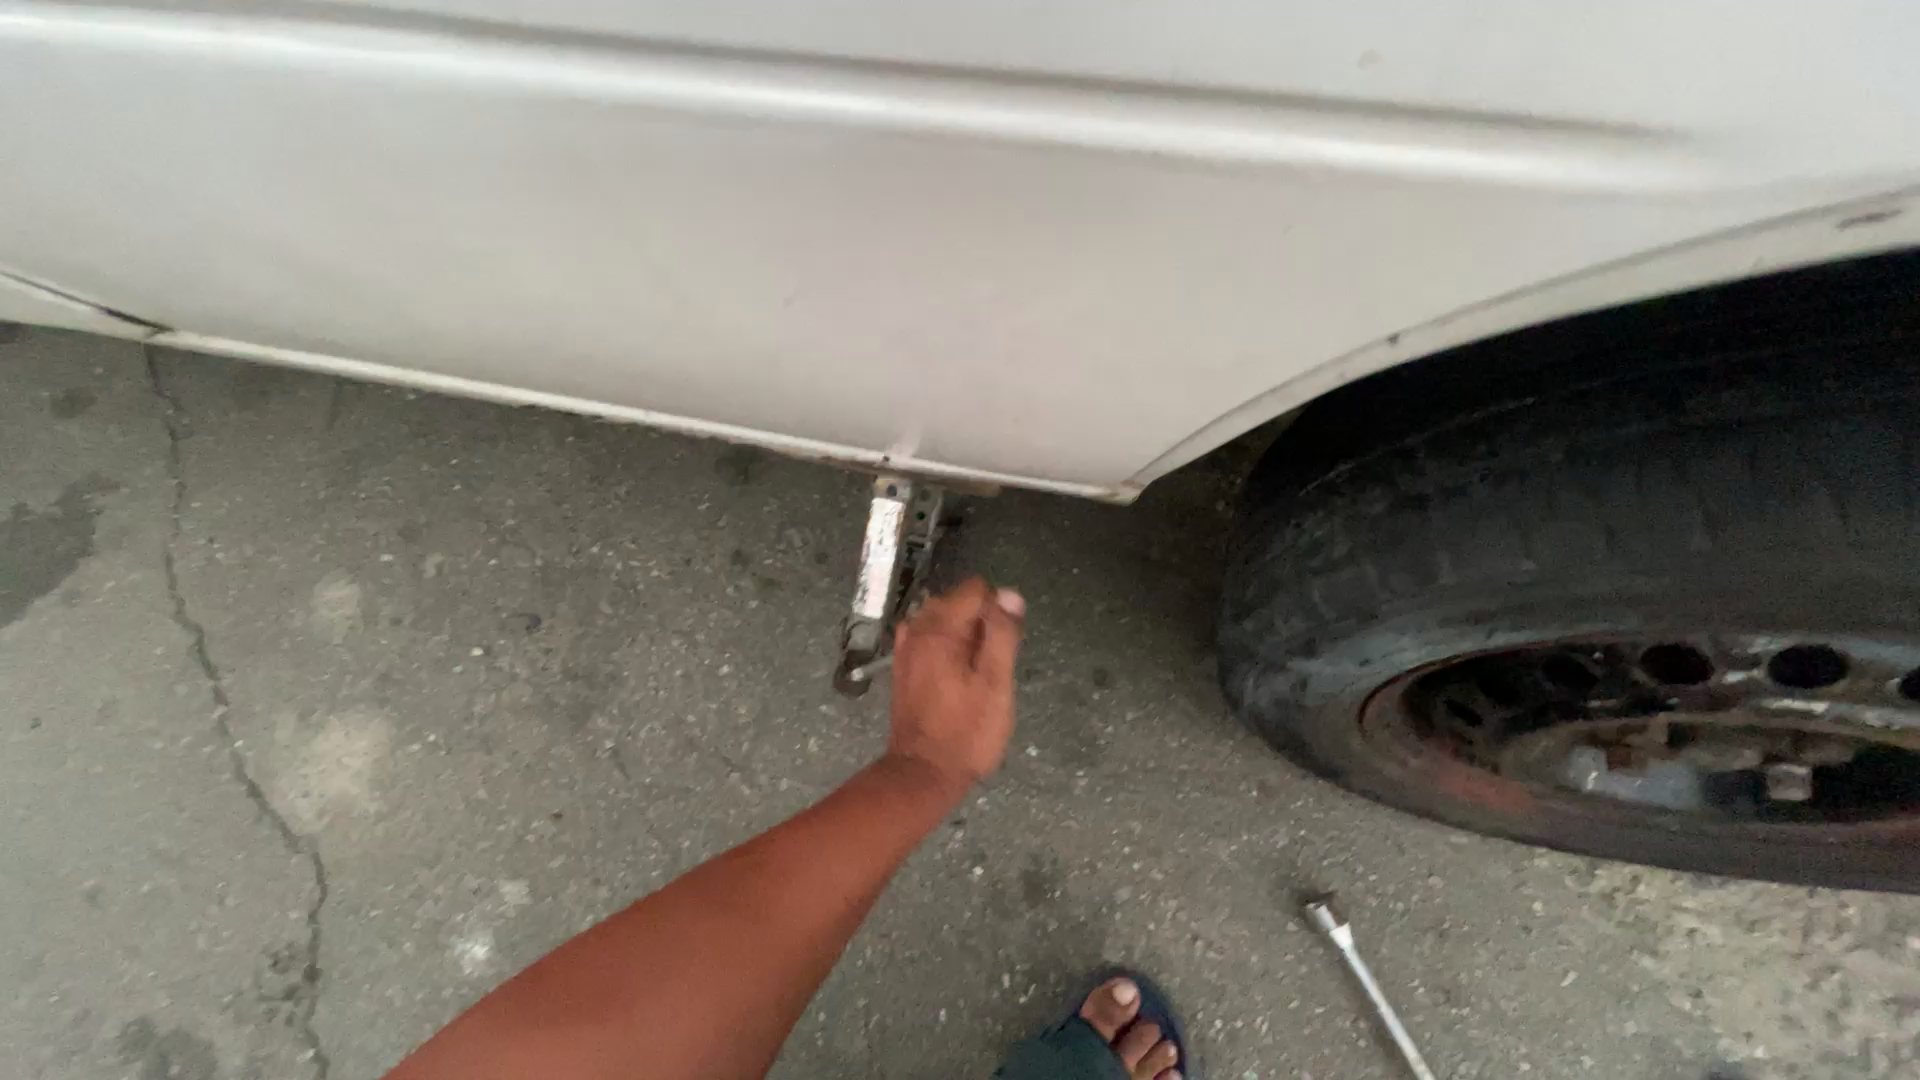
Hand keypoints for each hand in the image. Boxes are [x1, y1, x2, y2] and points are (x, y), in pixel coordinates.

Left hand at [884, 578, 1024, 793]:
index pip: (976, 589)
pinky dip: (949, 649)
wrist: (923, 774)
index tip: (1003, 646)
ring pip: (946, 621)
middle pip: (959, 601)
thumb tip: (1009, 594)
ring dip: (966, 637)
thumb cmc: (966, 732)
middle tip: (991, 667)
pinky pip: (932, 639)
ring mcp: (906, 647)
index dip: (998, 611)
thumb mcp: (995, 683)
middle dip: (982, 624)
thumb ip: (1003, 634)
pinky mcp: (904, 665)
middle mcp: (916, 629)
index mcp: (938, 628)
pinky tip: (958, 680)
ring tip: (976, 676)